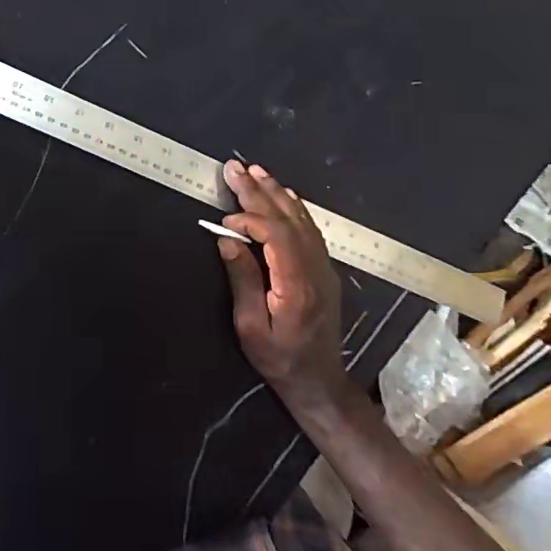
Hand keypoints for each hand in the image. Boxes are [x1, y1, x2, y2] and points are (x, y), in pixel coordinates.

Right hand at [216, 159, 347, 411]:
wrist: (320, 382)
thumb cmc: (279, 359)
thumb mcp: (250, 327)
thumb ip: (243, 280)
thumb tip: (228, 240)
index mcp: (295, 284)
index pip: (276, 235)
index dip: (250, 220)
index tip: (225, 221)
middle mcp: (314, 268)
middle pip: (287, 220)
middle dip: (259, 192)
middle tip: (235, 168)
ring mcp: (323, 267)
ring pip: (301, 220)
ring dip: (276, 193)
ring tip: (255, 171)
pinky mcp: (324, 269)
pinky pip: (309, 229)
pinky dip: (294, 207)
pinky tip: (284, 195)